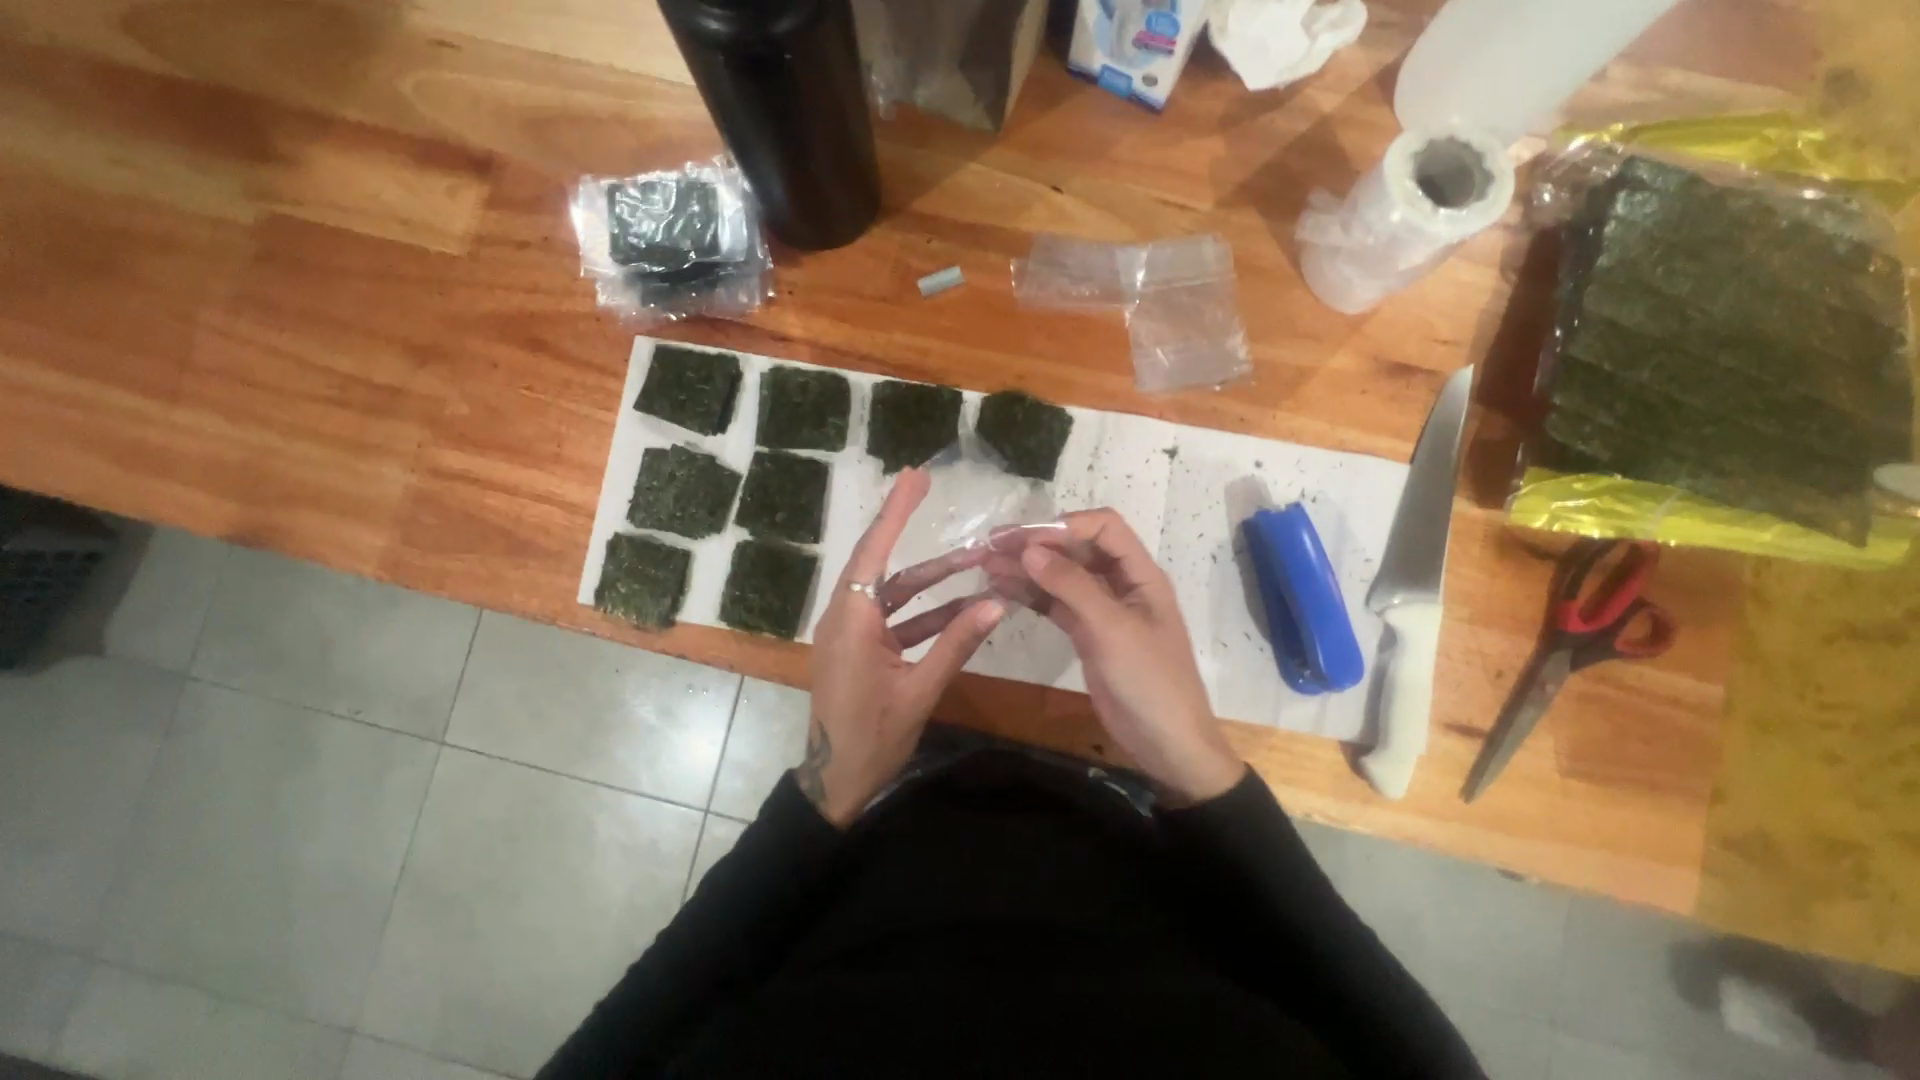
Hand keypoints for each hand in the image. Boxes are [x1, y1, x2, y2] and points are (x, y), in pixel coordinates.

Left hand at [802, 468, 1006, 826]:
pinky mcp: (859, 650)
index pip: (874, 552)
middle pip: (880, 563)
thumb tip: (996, 602)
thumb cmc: (873, 736)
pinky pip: (892, 620)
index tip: (915, 477)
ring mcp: (850, 634)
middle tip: (931, 490)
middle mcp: (845, 617)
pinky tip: (961, 608)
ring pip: (891, 593)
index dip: (895, 512)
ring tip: (973, 561)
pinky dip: (923, 613)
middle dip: (909, 530)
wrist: (836, 780)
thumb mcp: (920, 689)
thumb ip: (957, 643)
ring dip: (928, 580)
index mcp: (852, 621)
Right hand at [1020, 508, 1244, 804]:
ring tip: (986, 566)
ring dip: (1028, 569)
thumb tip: (1029, 549)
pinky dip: (1032, 596)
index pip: (1104, 528)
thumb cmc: (1149, 680)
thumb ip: (1071, 586)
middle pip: (1078, 549)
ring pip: (1062, 577)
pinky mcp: (1087, 636)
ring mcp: (1103, 611)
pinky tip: (1003, 591)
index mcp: (1140, 575)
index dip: (1065, 526)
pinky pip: (1057, 605)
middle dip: (1038, 544)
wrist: (1166, 743)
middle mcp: (1121, 585)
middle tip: (992, 546)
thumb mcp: (1112, 628)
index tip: (1024, 538)